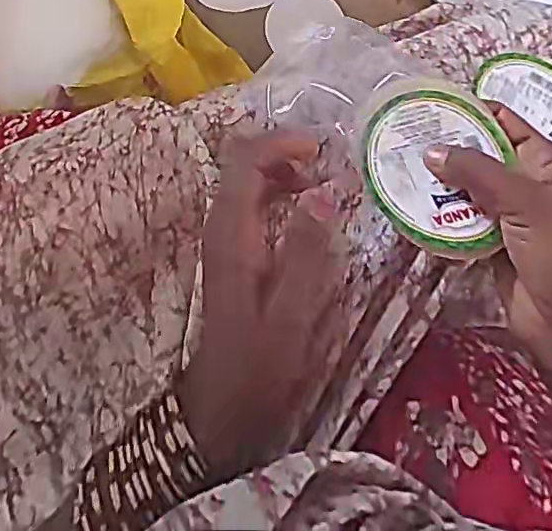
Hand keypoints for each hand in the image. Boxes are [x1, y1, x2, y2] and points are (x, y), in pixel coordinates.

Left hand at [178, 131, 344, 477]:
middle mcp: (222, 225)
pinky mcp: (234, 248)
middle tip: (328, 165)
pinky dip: (281, 190)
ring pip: (249, 179)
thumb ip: (308, 252)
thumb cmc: (260, 366)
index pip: (246, 161)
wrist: (222, 408)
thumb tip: (325, 192)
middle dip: (286, 152)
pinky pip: (255, 200)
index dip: (282, 143)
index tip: (321, 149)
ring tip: (324, 183)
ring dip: (285, 170)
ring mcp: (225, 235)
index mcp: (232, 233)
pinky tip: (308, 209)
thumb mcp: (293, 316)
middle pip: (245, 163)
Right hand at [425, 106, 551, 376]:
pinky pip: (460, 222)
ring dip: (438, 184)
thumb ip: (478, 172)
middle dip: (446, 149)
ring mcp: (507, 216)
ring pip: (466, 190)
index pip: (504, 122)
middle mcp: (525, 183)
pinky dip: (439, 216)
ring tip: (398, 169)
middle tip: (403, 138)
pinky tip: (410, 208)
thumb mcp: (526, 204)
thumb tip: (431, 150)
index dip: (470, 112)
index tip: (430, 108)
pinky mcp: (490, 245)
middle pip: (479, 155)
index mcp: (545, 162)